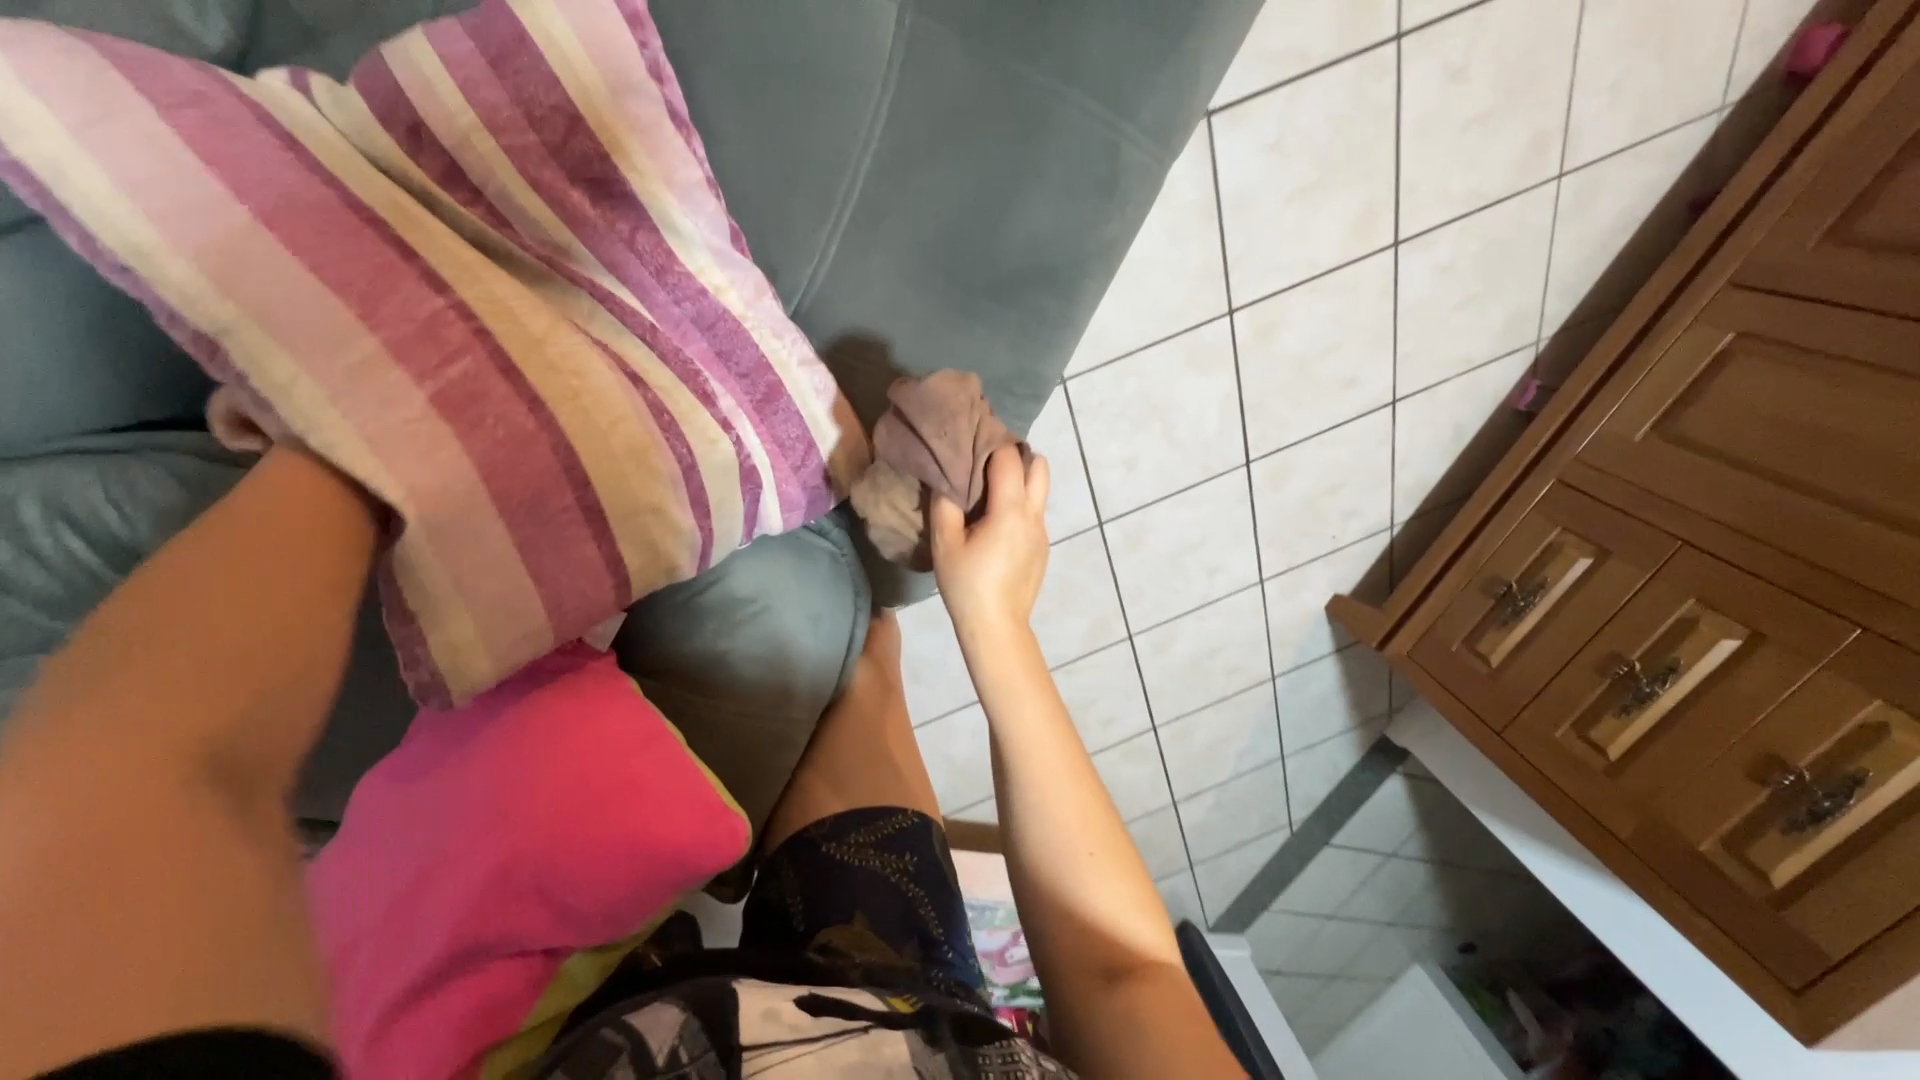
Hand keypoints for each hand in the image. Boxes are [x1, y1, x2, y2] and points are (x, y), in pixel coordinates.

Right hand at [930, 445, 1049, 634]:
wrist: (997, 626)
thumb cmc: (967, 585)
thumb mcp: (945, 544)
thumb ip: (945, 504)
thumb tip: (944, 476)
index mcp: (1011, 509)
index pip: (1009, 457)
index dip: (992, 442)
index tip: (971, 438)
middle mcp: (1033, 515)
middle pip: (1039, 465)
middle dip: (1015, 455)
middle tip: (986, 460)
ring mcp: (1042, 532)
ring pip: (1039, 489)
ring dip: (1020, 479)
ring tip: (989, 488)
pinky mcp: (1042, 548)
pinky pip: (1034, 512)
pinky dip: (1020, 503)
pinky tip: (995, 521)